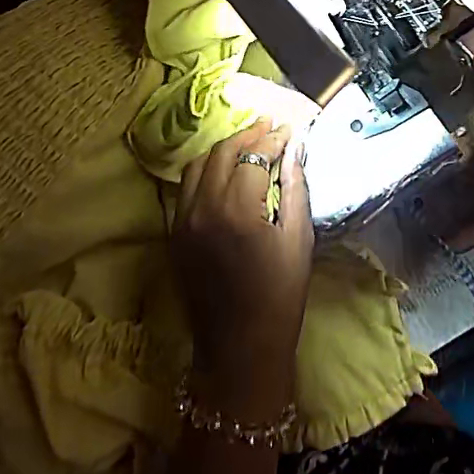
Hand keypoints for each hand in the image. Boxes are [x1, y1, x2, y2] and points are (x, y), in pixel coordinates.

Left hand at [172, 118, 313, 421]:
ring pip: (197, 166)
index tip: (289, 129)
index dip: (273, 139)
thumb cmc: (281, 295)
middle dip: (247, 136)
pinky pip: (185, 188)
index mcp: (237, 209)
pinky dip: (204, 170)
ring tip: (246, 143)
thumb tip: (295, 148)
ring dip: (222, 149)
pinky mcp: (174, 234)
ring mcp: (182, 221)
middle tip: (268, 127)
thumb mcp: (298, 238)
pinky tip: (223, 170)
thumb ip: (295, 186)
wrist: (241, 347)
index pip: (253, 156)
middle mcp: (203, 208)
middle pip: (221, 153)